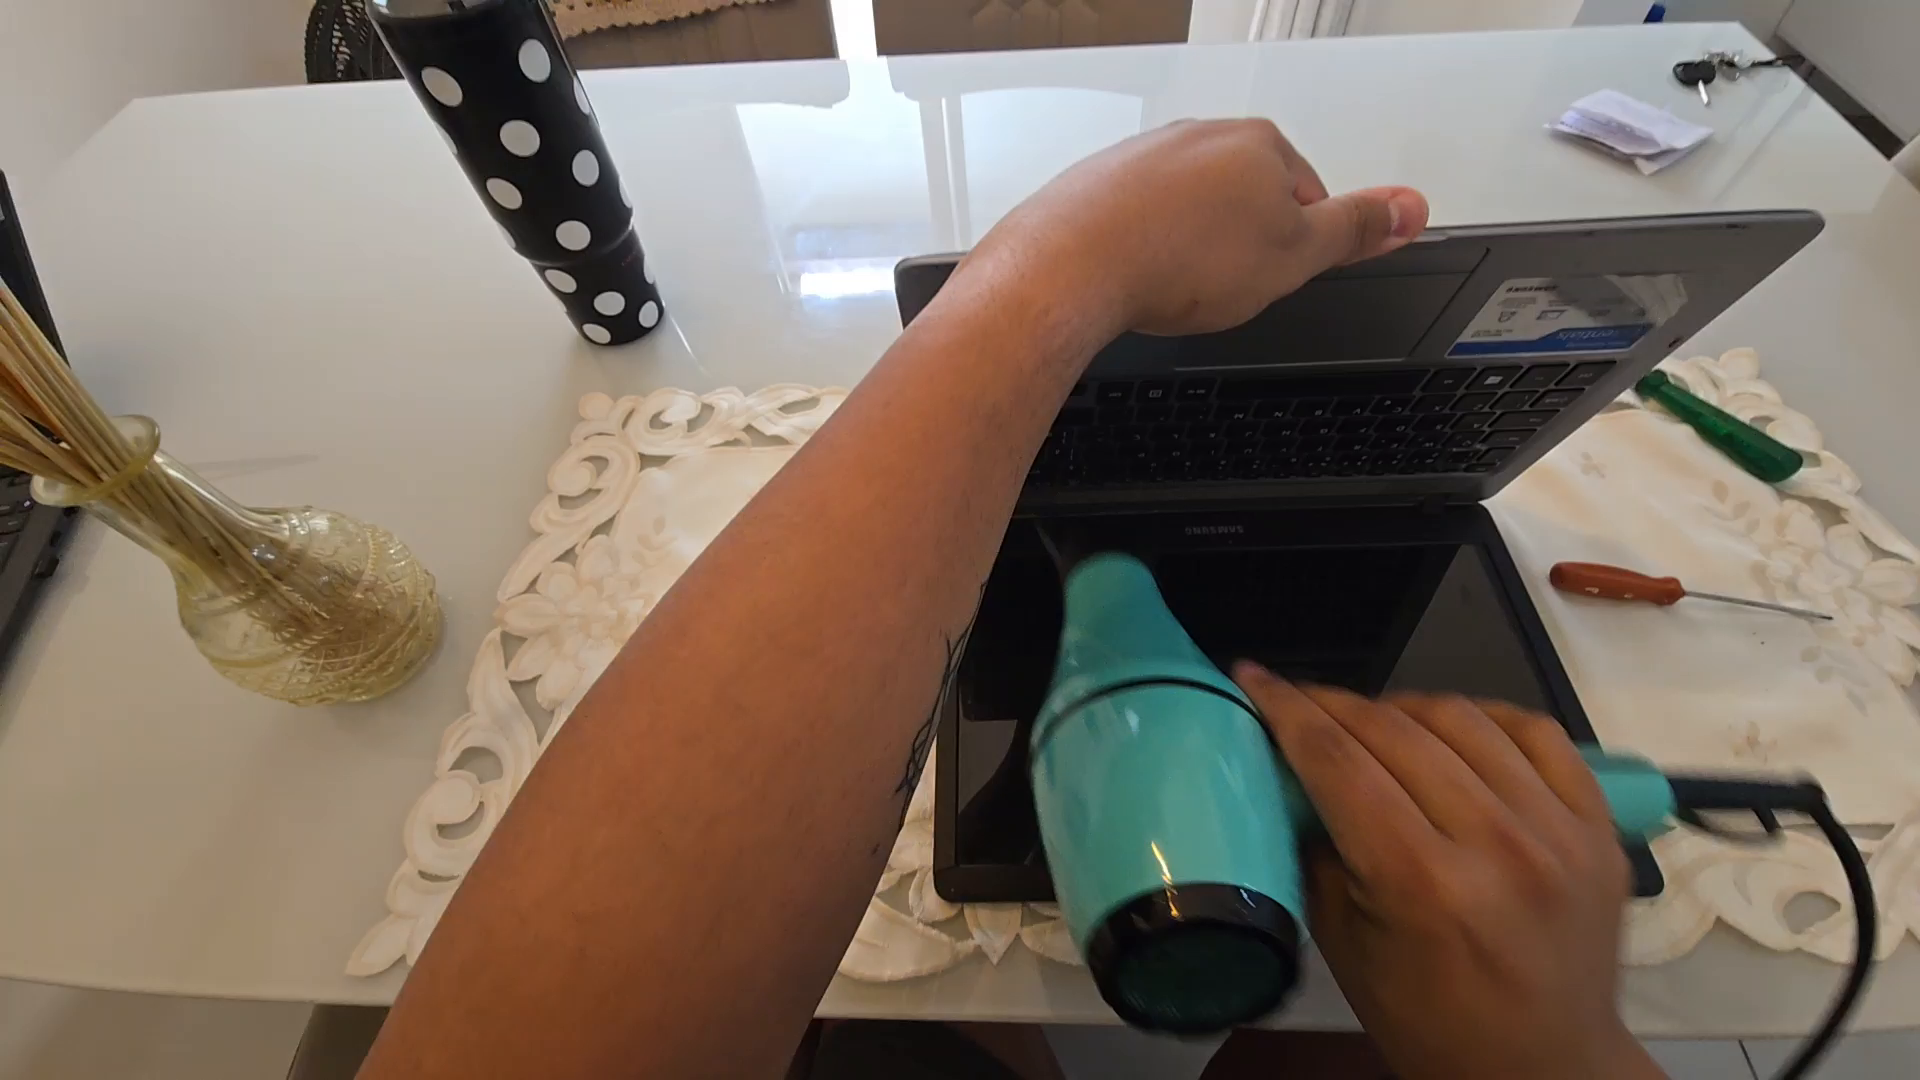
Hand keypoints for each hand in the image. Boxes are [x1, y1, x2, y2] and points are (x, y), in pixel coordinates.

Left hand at [956, 119, 1426, 338]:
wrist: (1075, 267)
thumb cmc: (1176, 259)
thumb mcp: (1290, 257)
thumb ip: (1352, 232)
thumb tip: (1409, 210)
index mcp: (1257, 147)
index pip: (1303, 190)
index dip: (1295, 244)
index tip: (1276, 273)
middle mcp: (1197, 139)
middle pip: (1239, 196)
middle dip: (1237, 243)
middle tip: (1221, 287)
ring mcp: (1141, 159)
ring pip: (1182, 208)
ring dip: (1185, 245)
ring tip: (1172, 286)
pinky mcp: (1095, 188)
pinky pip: (1131, 221)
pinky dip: (1137, 248)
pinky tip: (1133, 275)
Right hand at [1231, 664, 1666, 1079]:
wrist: (1545, 1069)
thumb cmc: (1421, 1014)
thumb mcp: (1336, 934)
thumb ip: (1313, 842)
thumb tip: (1290, 769)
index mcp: (1420, 881)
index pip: (1336, 760)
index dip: (1285, 708)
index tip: (1251, 675)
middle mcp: (1496, 845)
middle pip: (1390, 728)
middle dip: (1328, 702)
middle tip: (1296, 702)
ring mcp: (1557, 832)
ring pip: (1457, 717)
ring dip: (1397, 706)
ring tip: (1370, 723)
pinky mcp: (1596, 828)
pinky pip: (1535, 732)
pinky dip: (1480, 716)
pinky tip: (1448, 730)